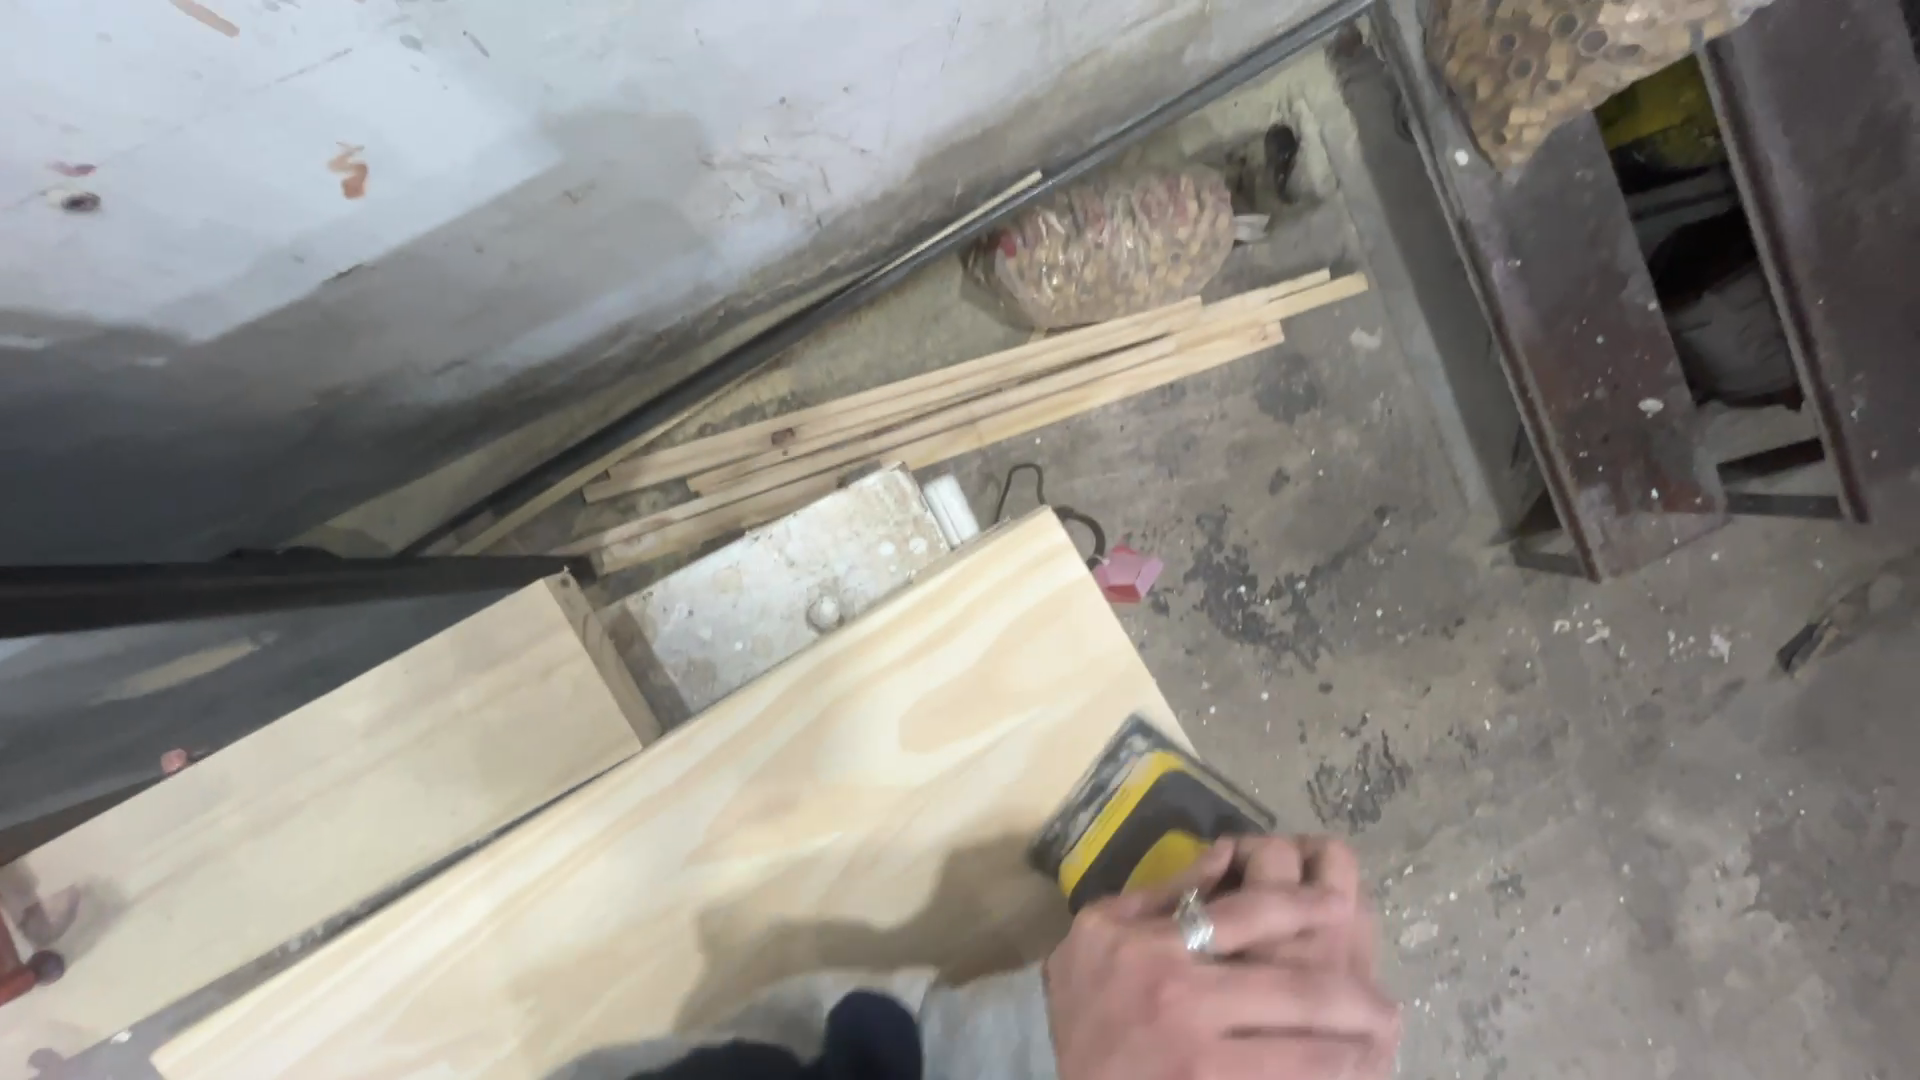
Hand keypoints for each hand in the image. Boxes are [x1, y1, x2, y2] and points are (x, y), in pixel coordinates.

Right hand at [1043, 841, 1398, 1079]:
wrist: (1039, 1056)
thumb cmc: (1082, 986)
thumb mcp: (1105, 919)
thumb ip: (1166, 887)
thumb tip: (1226, 853)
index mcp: (1163, 945)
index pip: (1249, 915)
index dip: (1304, 903)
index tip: (1340, 901)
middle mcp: (1187, 999)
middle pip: (1295, 991)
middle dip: (1354, 999)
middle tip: (1388, 1005)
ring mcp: (1201, 1060)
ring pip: (1302, 1057)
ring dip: (1354, 1055)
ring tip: (1382, 1049)